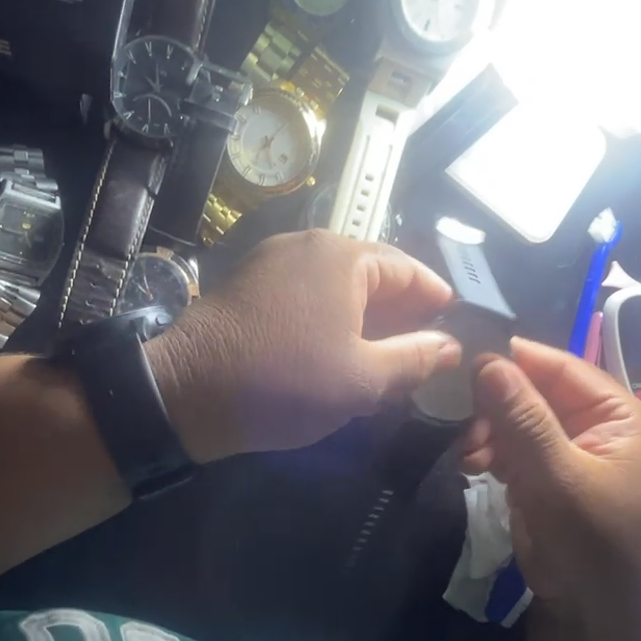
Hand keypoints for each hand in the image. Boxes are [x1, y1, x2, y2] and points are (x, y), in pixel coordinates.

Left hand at [148, 230, 460, 460]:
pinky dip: (329, 323)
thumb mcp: (361, 380)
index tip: (456, 336)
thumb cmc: (283, 384)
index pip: (410, 271)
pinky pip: (305, 299)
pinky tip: (336, 357)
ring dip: (365, 322)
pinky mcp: (248, 288)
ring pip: (337, 289)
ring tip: (384, 364)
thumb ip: (414, 359)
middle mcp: (307, 246)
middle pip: (373, 276)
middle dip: (402, 316)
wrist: (184, 394)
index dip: (438, 304)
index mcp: (342, 256)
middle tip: (423, 357)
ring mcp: (272, 264)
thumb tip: (451, 346)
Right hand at [461, 338, 640, 621]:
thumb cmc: (594, 544)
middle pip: (536, 393)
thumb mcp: (558, 479)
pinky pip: (513, 450)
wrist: (598, 614)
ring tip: (469, 457)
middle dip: (497, 407)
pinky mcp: (546, 479)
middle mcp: (597, 427)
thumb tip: (488, 362)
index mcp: (621, 416)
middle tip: (466, 426)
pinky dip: (491, 454)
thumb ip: (524, 420)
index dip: (517, 360)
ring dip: (489, 433)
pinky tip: (472, 466)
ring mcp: (570, 454)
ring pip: (518, 422)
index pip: (564, 368)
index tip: (466, 358)